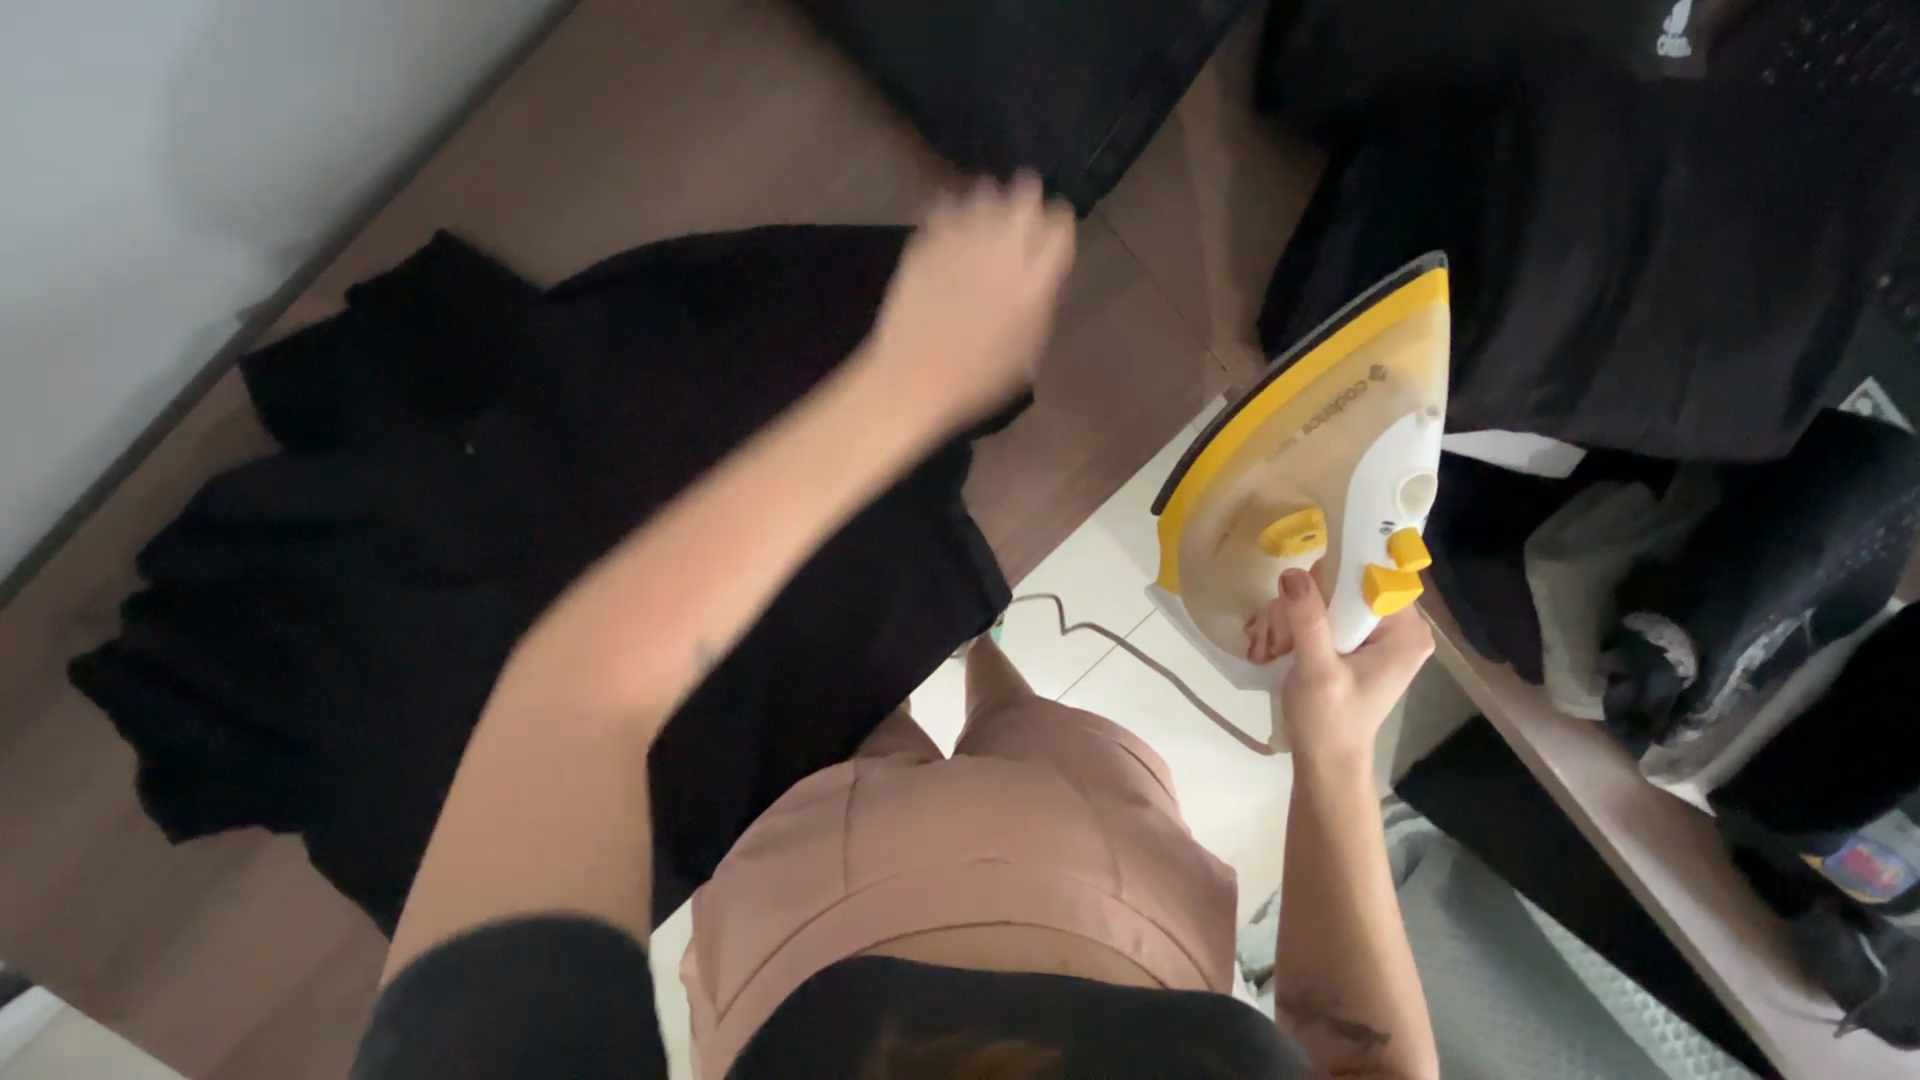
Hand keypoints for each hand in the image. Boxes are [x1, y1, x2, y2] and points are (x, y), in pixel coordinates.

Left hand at [862, 172, 1075, 427]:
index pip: (1060, 225)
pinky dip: (954, 212)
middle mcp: (1002, 250)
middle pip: (1025, 198)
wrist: (914, 378)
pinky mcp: (927, 240)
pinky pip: (946, 207)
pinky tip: (954, 228)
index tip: (1052, 230)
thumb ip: (1042, 302)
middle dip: (1027, 200)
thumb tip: (1046, 274)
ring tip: (987, 215)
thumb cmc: (977, 378)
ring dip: (990, 201)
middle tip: (1022, 211)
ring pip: (986, 193)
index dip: (1057, 225)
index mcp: (1034, 281)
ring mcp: (961, 240)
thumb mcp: (1027, 350)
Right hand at [1247, 568, 1433, 766]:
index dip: (1332, 578)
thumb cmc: (1329, 721)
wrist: (1325, 760)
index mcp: (1405, 631)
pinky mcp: (1349, 641)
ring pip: (1320, 598)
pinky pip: (1315, 614)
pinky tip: (1271, 649)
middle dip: (1300, 606)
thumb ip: (1308, 620)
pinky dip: (1288, 627)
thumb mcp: (1317, 670)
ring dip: (1286, 619)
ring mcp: (1371, 634)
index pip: (1372, 575)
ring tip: (1269, 649)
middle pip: (1340, 585)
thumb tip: (1292, 572)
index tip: (1299, 598)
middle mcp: (1395, 626)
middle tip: (1277, 639)